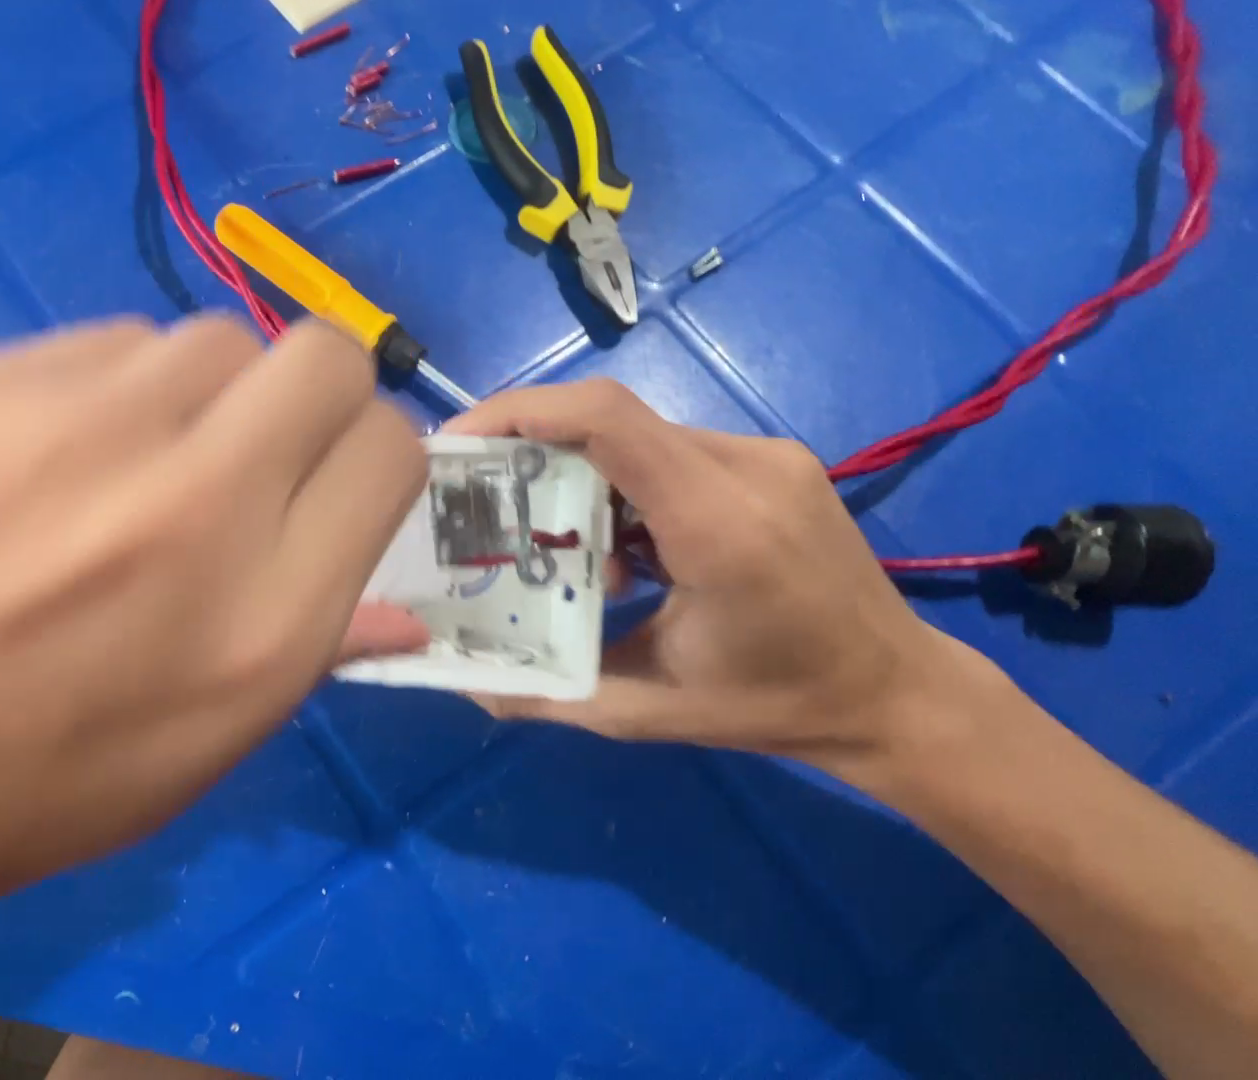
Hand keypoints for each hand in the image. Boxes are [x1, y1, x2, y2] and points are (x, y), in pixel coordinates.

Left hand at [0, 315, 427, 977]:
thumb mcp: (166, 769)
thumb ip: (296, 655)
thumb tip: (385, 607)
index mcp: (260, 627)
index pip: (390, 457)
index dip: (373, 467)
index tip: (333, 495)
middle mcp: (200, 500)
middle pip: (325, 358)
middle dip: (314, 403)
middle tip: (254, 462)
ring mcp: (89, 418)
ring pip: (214, 339)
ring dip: (207, 397)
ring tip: (133, 470)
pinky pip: (110, 344)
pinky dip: (114, 389)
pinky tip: (40, 457)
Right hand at [445, 379, 993, 776]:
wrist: (897, 696)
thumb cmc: (775, 708)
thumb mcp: (648, 712)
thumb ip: (548, 694)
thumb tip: (466, 683)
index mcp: (718, 525)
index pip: (606, 421)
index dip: (520, 412)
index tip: (459, 442)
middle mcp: (747, 468)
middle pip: (609, 421)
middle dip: (531, 450)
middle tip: (484, 500)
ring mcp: (767, 457)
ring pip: (636, 435)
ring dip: (578, 474)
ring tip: (557, 543)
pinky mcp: (771, 462)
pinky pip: (669, 450)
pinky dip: (619, 484)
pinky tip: (621, 548)